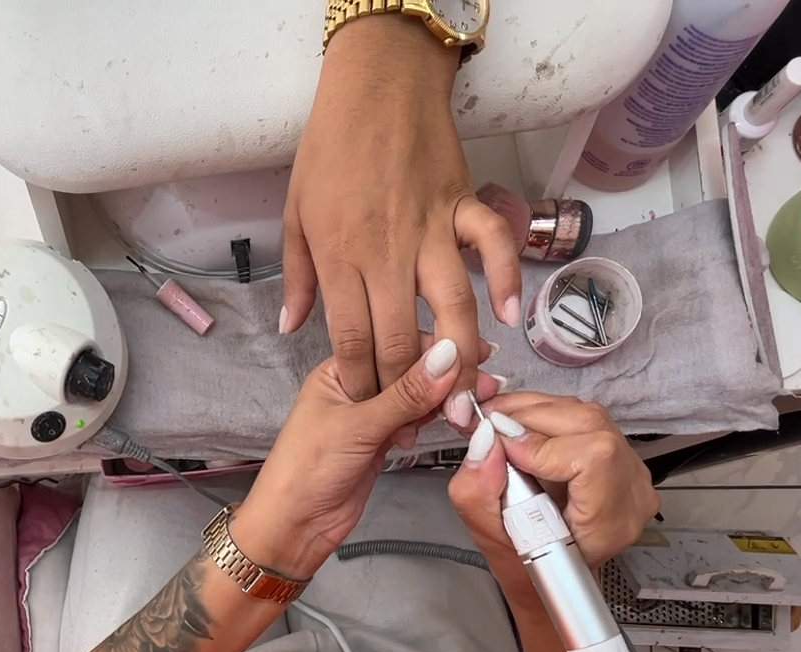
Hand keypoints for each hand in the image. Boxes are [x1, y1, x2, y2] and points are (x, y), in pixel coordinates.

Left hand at [231, 338, 489, 579]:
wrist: (295, 525)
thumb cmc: (308, 469)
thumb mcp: (358, 426)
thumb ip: (406, 393)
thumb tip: (449, 354)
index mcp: (338, 369)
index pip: (393, 342)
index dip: (434, 348)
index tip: (474, 352)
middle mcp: (354, 386)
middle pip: (409, 369)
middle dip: (446, 375)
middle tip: (485, 383)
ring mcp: (369, 415)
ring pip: (416, 397)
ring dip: (445, 399)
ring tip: (477, 402)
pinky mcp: (381, 440)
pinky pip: (415, 420)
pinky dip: (434, 420)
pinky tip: (454, 420)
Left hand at [280, 15, 522, 417]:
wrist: (376, 81)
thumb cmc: (328, 152)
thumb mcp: (294, 217)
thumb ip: (297, 279)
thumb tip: (293, 329)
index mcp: (340, 259)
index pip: (352, 340)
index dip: (363, 382)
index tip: (371, 410)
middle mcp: (386, 252)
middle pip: (399, 336)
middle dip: (408, 388)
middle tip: (419, 421)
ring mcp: (429, 229)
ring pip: (450, 304)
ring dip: (461, 356)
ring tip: (467, 395)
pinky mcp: (463, 205)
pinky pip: (492, 246)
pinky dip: (505, 279)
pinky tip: (507, 318)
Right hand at [447, 393, 658, 591]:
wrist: (549, 568)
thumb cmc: (524, 562)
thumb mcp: (486, 537)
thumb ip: (477, 491)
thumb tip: (485, 438)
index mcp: (607, 524)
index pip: (592, 457)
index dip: (541, 445)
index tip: (501, 448)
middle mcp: (631, 492)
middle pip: (588, 424)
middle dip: (528, 418)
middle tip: (488, 430)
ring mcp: (631, 468)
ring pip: (585, 413)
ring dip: (532, 411)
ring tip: (497, 429)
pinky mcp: (620, 451)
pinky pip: (584, 416)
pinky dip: (542, 413)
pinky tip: (516, 428)